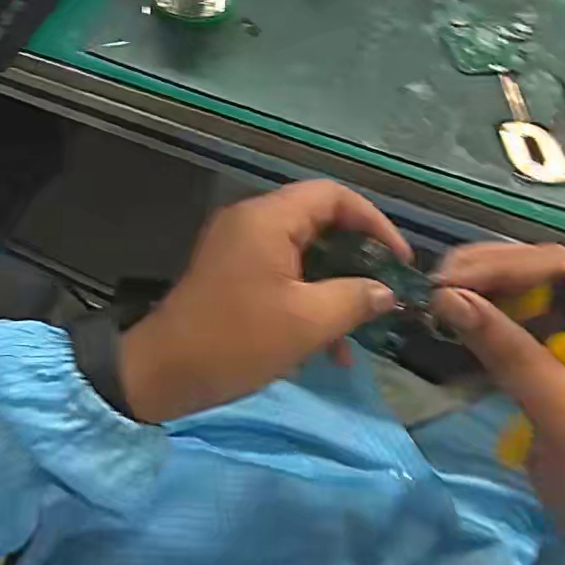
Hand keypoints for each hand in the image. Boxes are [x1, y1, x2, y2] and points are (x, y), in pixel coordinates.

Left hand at [119, 180, 409, 422]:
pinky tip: (329, 348)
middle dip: (357, 258)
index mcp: (267, 219)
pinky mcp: (231, 271)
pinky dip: (307, 298)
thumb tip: (387, 290)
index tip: (399, 260)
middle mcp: (251, 221)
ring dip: (334, 286)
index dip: (373, 221)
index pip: (331, 195)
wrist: (164, 369)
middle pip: (318, 221)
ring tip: (361, 331)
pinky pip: (280, 272)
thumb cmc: (237, 340)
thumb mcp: (307, 322)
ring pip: (302, 253)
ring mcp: (238, 245)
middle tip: (386, 292)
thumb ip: (355, 298)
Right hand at [432, 246, 564, 564]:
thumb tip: (446, 295)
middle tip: (436, 285)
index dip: (507, 265)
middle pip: (549, 281)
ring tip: (439, 299)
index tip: (450, 278)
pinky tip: (460, 326)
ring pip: (534, 306)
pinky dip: (491, 328)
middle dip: (491, 276)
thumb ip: (508, 352)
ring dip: (486, 298)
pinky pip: (526, 338)